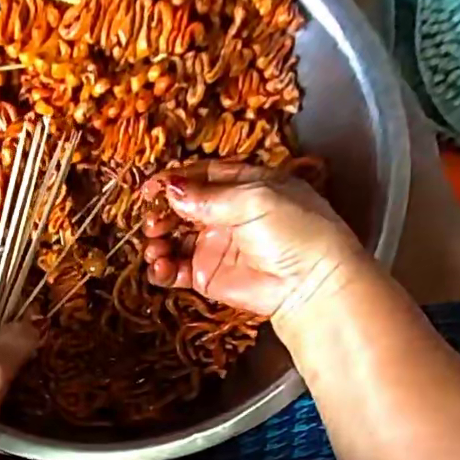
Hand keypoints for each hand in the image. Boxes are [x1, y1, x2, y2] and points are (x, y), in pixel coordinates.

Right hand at [138, 161, 377, 321]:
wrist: (309, 283)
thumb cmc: (296, 231)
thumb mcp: (256, 200)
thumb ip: (210, 197)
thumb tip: (170, 190)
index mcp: (242, 187)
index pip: (200, 177)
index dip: (173, 181)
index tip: (150, 189)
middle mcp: (224, 215)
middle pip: (180, 208)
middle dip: (161, 214)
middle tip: (152, 223)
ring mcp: (212, 246)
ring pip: (172, 239)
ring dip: (157, 241)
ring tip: (155, 248)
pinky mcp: (204, 276)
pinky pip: (173, 270)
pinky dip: (161, 269)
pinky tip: (160, 267)